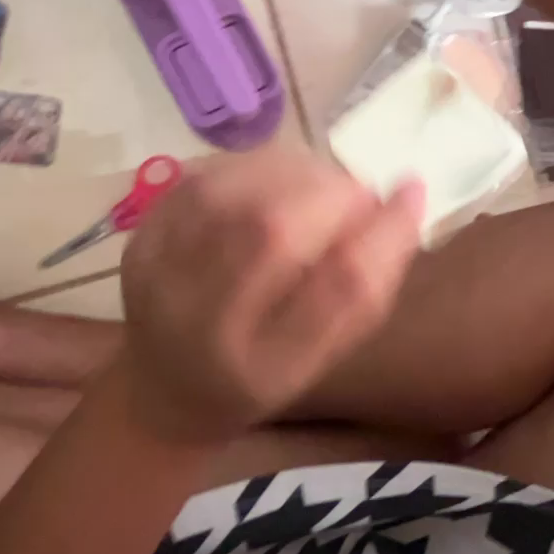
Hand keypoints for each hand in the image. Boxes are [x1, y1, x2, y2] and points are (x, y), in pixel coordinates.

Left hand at [116, 148, 424, 442]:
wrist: (165, 388)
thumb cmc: (263, 375)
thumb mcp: (324, 356)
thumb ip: (368, 287)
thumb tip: (407, 197)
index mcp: (263, 367)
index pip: (335, 290)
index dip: (382, 232)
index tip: (411, 192)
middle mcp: (200, 321)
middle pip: (271, 228)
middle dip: (333, 194)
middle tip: (359, 194)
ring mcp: (159, 271)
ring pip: (236, 190)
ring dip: (297, 172)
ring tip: (324, 186)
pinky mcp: (142, 234)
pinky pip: (209, 174)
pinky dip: (258, 165)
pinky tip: (282, 180)